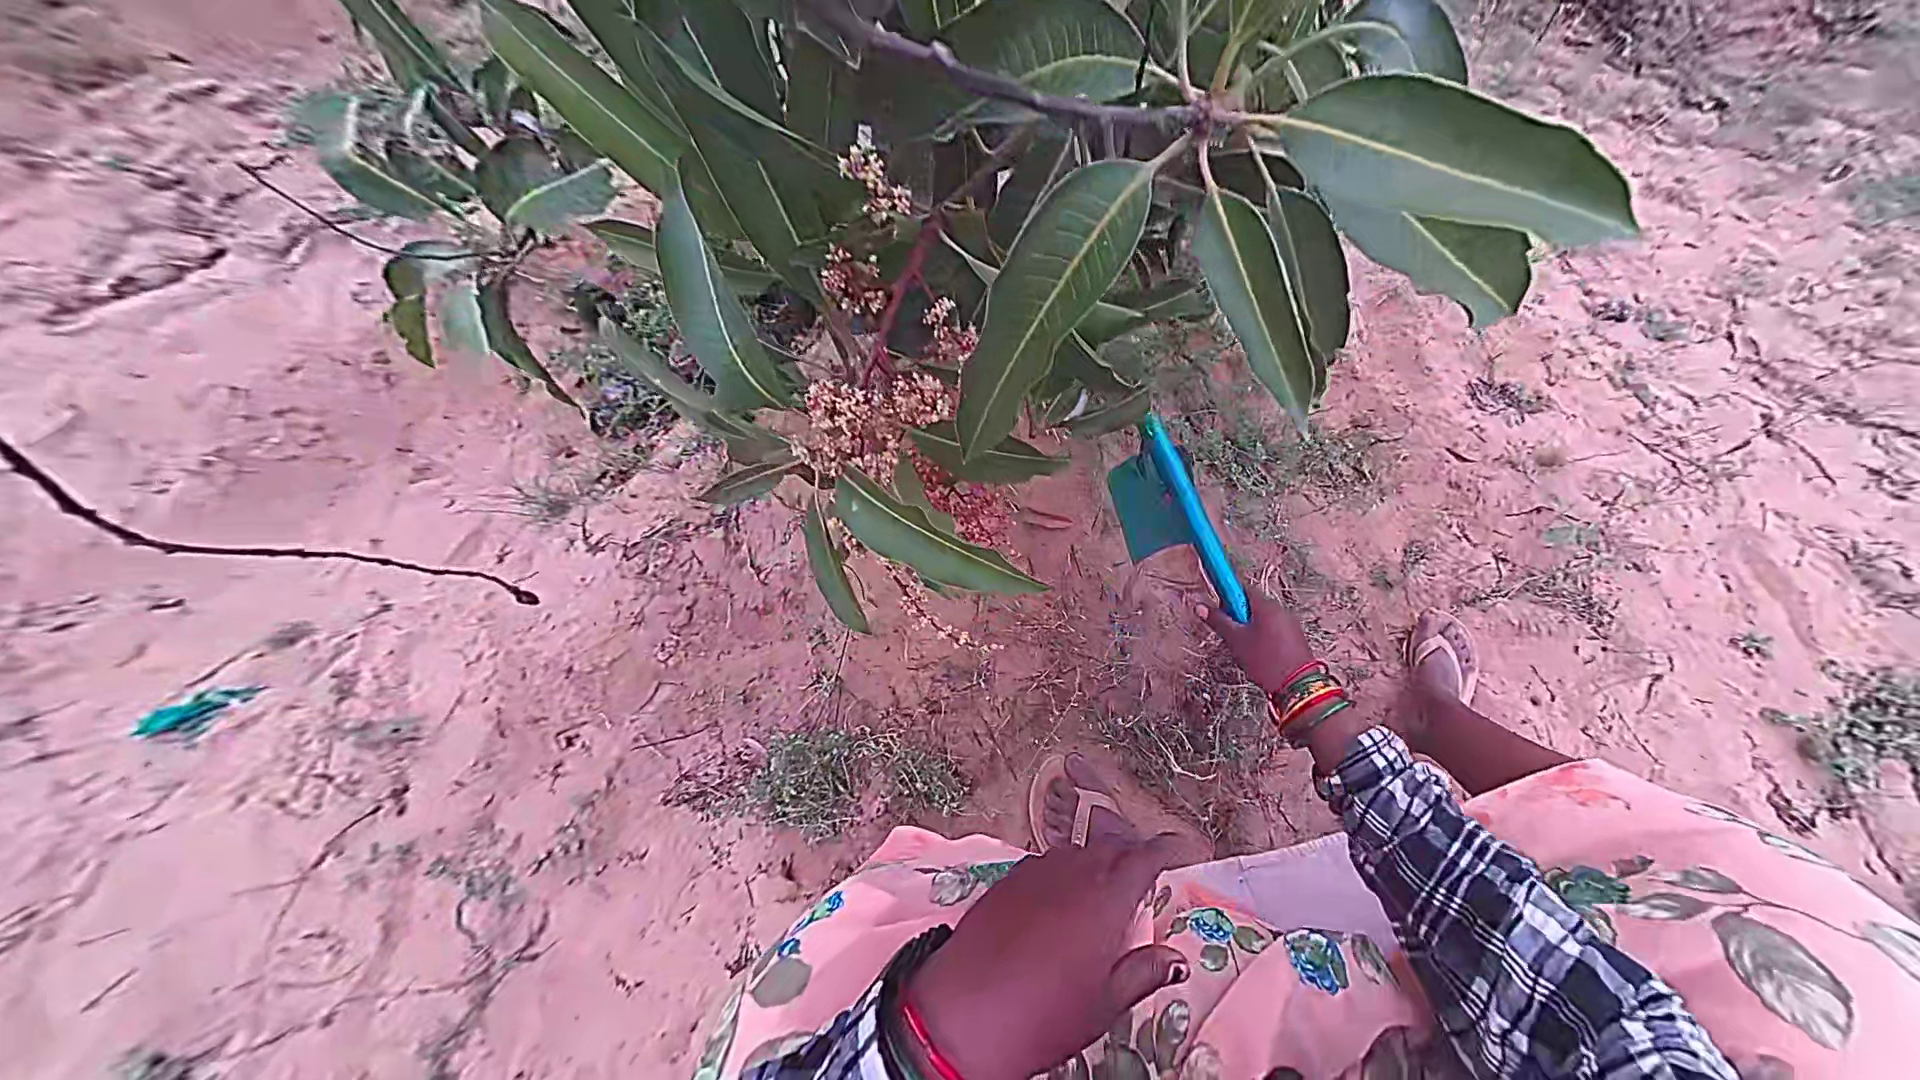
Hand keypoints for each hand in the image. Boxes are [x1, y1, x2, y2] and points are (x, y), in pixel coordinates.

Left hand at [903, 834, 1188, 1079]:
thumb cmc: (1044, 1014)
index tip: (1178, 845)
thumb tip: (1174, 959)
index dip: (1164, 848)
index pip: (1143, 859)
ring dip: (1095, 864)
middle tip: (1143, 876)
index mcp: (1105, 900)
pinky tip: (1059, 901)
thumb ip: (1141, 971)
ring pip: (1077, 853)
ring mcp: (1036, 871)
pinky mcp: (1008, 878)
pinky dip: (1063, 873)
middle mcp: (1072, 873)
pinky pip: (1046, 863)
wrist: (965, 1009)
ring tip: (1102, 892)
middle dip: (1131, 856)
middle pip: (1110, 848)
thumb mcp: (1104, 1003)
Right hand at [1196, 592, 1316, 694]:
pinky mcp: (1294, 638)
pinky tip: (1257, 652)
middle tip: (1228, 630)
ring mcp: (1289, 624)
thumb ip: (1217, 620)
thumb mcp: (1235, 639)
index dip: (1226, 594)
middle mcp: (1280, 610)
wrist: (1297, 686)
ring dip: (1248, 626)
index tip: (1216, 602)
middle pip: (1251, 603)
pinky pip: (1272, 630)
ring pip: (1261, 618)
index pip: (1241, 587)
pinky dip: (1261, 636)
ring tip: (1242, 645)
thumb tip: (1200, 606)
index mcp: (1265, 605)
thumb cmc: (1267, 661)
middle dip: (1236, 614)